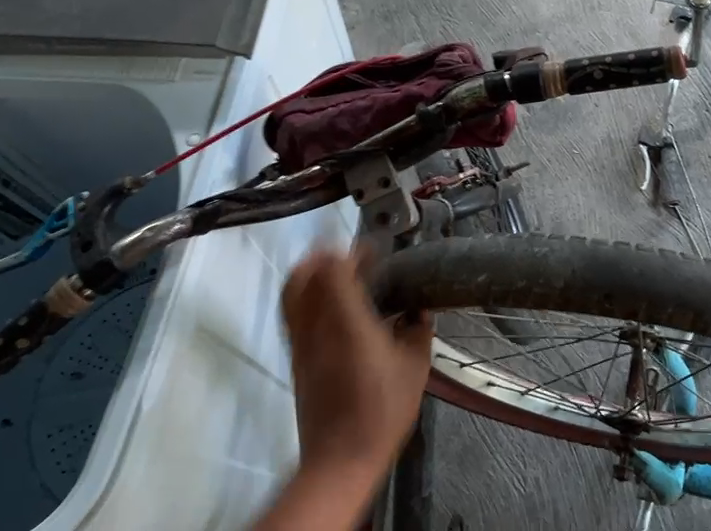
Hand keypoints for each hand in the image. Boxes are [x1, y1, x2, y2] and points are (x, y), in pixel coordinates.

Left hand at [280, 247, 432, 472]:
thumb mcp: (415, 366)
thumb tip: (417, 310)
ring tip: (341, 278)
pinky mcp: (296, 361)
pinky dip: (310, 300)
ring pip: (292, 294)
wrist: (341, 459)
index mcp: (346, 321)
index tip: (373, 252)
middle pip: (302, 275)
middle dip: (324, 257)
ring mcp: (300, 344)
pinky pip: (295, 316)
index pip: (333, 268)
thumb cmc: (382, 410)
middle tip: (352, 259)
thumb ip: (418, 329)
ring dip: (313, 276)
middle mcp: (315, 326)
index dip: (350, 252)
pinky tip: (337, 311)